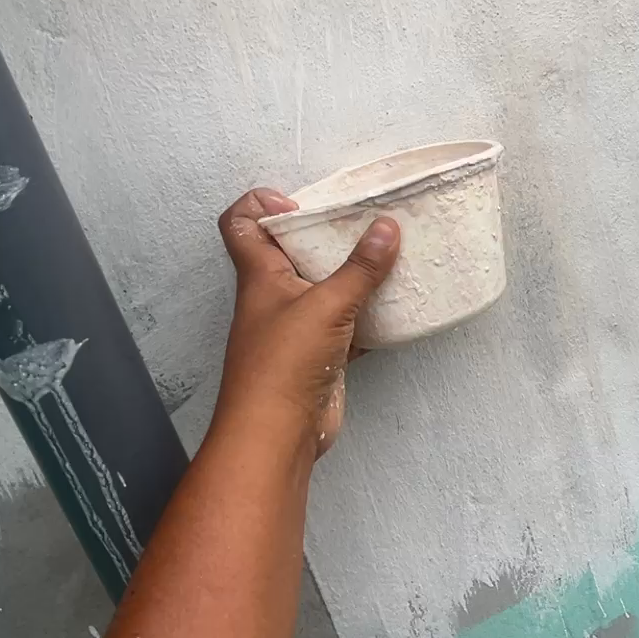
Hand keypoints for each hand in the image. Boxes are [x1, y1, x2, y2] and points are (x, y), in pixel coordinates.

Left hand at [214, 188, 399, 458]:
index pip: (240, 224)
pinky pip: (348, 323)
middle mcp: (275, 297)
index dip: (260, 205)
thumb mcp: (327, 305)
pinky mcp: (322, 354)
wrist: (279, 435)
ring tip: (387, 255)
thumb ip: (361, 268)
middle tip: (360, 222)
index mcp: (261, 276)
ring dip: (352, 273)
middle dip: (324, 234)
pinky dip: (370, 313)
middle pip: (291, 252)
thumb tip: (387, 227)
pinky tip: (397, 307)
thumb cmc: (284, 363)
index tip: (299, 202)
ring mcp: (298, 327)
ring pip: (324, 288)